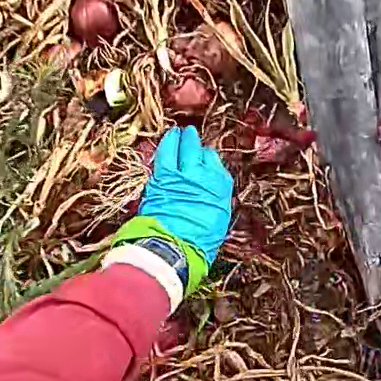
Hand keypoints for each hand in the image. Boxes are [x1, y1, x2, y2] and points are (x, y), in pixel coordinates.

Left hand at [112, 126, 232, 291]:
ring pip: (181, 149)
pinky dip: (165, 146)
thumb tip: (209, 199)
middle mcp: (203, 177)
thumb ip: (213, 204)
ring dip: (179, 139)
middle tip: (191, 133)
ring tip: (177, 132)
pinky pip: (164, 156)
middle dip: (194, 142)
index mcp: (220, 189)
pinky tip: (165, 142)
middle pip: (198, 153)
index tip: (205, 155)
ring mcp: (181, 175)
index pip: (215, 164)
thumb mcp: (215, 223)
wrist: (174, 248)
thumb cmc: (198, 244)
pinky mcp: (160, 178)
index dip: (208, 158)